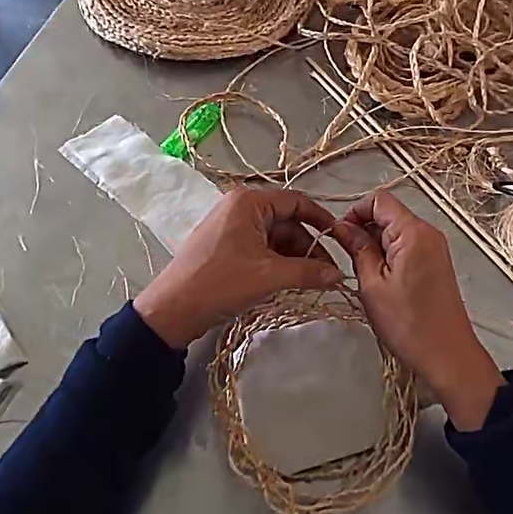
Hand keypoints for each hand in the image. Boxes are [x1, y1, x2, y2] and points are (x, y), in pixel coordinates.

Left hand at [133, 188, 342, 347]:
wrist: (171, 312)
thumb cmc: (219, 283)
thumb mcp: (269, 277)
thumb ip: (309, 272)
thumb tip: (338, 274)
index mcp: (249, 202)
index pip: (297, 202)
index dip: (322, 220)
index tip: (341, 240)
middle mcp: (240, 208)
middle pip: (287, 222)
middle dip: (308, 247)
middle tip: (326, 272)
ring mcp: (231, 227)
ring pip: (275, 238)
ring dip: (293, 258)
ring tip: (309, 282)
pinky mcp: (225, 247)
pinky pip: (261, 248)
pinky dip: (277, 263)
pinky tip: (288, 282)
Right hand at [332, 192, 503, 430]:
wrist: (447, 354)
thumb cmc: (408, 323)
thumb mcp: (372, 285)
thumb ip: (358, 249)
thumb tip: (343, 227)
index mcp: (413, 232)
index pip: (379, 200)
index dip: (355, 212)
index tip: (340, 236)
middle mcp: (428, 232)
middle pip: (389, 213)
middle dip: (364, 230)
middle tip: (349, 260)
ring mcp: (435, 247)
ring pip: (397, 231)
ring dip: (376, 245)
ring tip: (365, 275)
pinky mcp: (436, 262)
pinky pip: (408, 245)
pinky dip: (390, 255)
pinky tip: (381, 280)